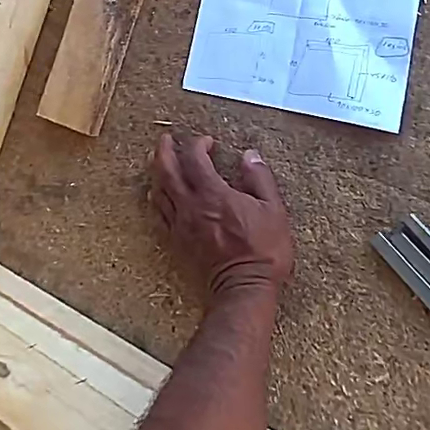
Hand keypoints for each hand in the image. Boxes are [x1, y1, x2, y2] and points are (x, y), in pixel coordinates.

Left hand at [149, 134, 292, 298]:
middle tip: (166, 140)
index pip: (194, 158)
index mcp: (214, 194)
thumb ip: (259, 178)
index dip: (198, 144)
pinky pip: (159, 214)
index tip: (208, 142)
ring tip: (160, 161)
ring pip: (159, 190)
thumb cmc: (262, 251)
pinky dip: (157, 198)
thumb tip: (250, 156)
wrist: (244, 289)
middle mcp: (191, 206)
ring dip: (158, 171)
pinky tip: (159, 194)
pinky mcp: (177, 241)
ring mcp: (181, 224)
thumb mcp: (273, 210)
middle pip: (166, 170)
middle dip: (164, 150)